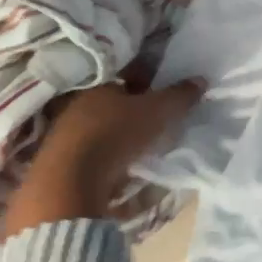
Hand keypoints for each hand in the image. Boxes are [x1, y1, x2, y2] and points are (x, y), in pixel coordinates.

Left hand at [2, 76, 204, 237]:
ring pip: (103, 130)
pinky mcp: (60, 165)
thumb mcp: (158, 110)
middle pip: (115, 104)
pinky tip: (128, 169)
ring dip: (124, 137)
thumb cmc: (115, 134)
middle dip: (137, 111)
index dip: (151, 82)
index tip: (168, 92)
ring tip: (149, 147)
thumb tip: (201, 79)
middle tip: (162, 119)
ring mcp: (64, 137)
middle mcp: (76, 107)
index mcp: (97, 86)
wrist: (68, 185)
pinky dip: (112, 160)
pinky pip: (95, 156)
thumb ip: (180, 95)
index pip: (129, 76)